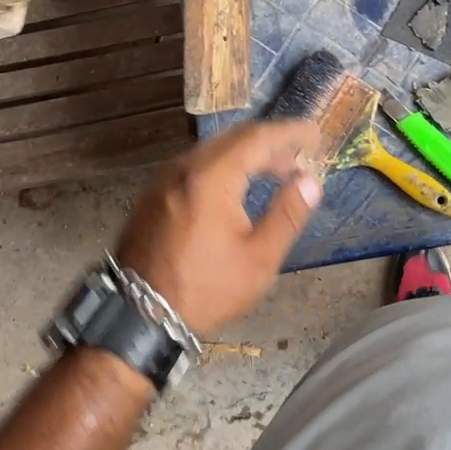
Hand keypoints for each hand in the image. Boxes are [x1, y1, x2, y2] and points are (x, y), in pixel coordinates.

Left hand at [115, 120, 323, 335]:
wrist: (136, 316)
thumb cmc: (205, 289)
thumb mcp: (258, 259)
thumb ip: (287, 215)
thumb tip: (310, 181)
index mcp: (212, 176)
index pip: (258, 138)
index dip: (289, 132)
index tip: (313, 133)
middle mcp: (185, 167)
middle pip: (234, 138)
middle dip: (270, 141)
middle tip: (298, 153)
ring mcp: (164, 179)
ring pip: (213, 150)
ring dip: (246, 154)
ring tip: (273, 171)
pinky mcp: (154, 194)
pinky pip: (196, 166)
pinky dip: (223, 166)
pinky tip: (235, 188)